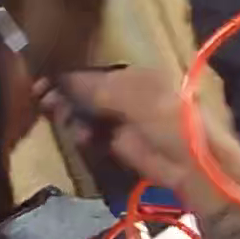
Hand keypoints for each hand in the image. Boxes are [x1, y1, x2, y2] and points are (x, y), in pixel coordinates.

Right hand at [41, 68, 239, 218]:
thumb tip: (60, 80)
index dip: (70, 74)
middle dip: (66, 95)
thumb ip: (96, 88)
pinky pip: (92, 135)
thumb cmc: (171, 122)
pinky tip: (78, 136)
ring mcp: (122, 121)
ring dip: (71, 115)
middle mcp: (127, 94)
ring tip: (59, 116)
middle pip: (86, 91)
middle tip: (44, 100)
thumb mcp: (135, 97)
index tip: (43, 79)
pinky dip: (82, 135)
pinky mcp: (119, 146)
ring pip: (86, 113)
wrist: (196, 168)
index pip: (94, 70)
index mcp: (136, 75)